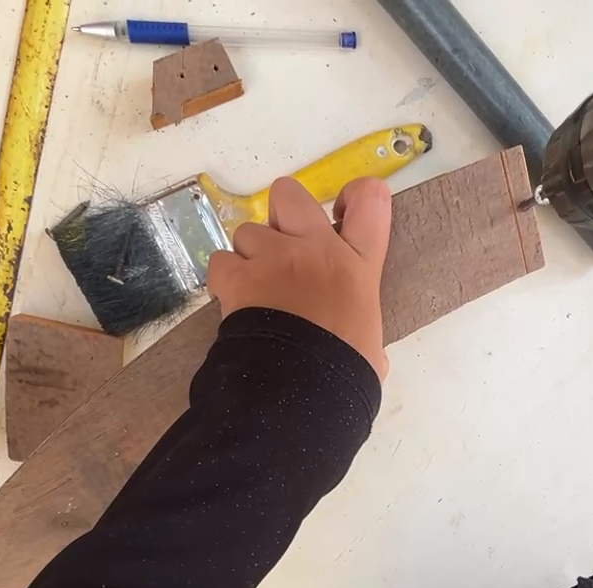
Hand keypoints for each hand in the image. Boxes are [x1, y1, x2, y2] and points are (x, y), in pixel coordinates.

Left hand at [207, 175, 392, 379]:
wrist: (303, 388)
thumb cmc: (344, 371)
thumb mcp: (370, 346)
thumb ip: (364, 331)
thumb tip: (368, 353)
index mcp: (357, 267)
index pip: (370, 202)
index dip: (357, 195)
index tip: (344, 209)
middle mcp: (315, 250)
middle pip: (290, 194)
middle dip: (282, 215)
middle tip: (284, 250)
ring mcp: (274, 258)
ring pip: (248, 232)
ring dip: (250, 256)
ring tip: (257, 290)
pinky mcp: (238, 275)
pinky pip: (221, 262)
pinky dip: (225, 279)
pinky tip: (235, 302)